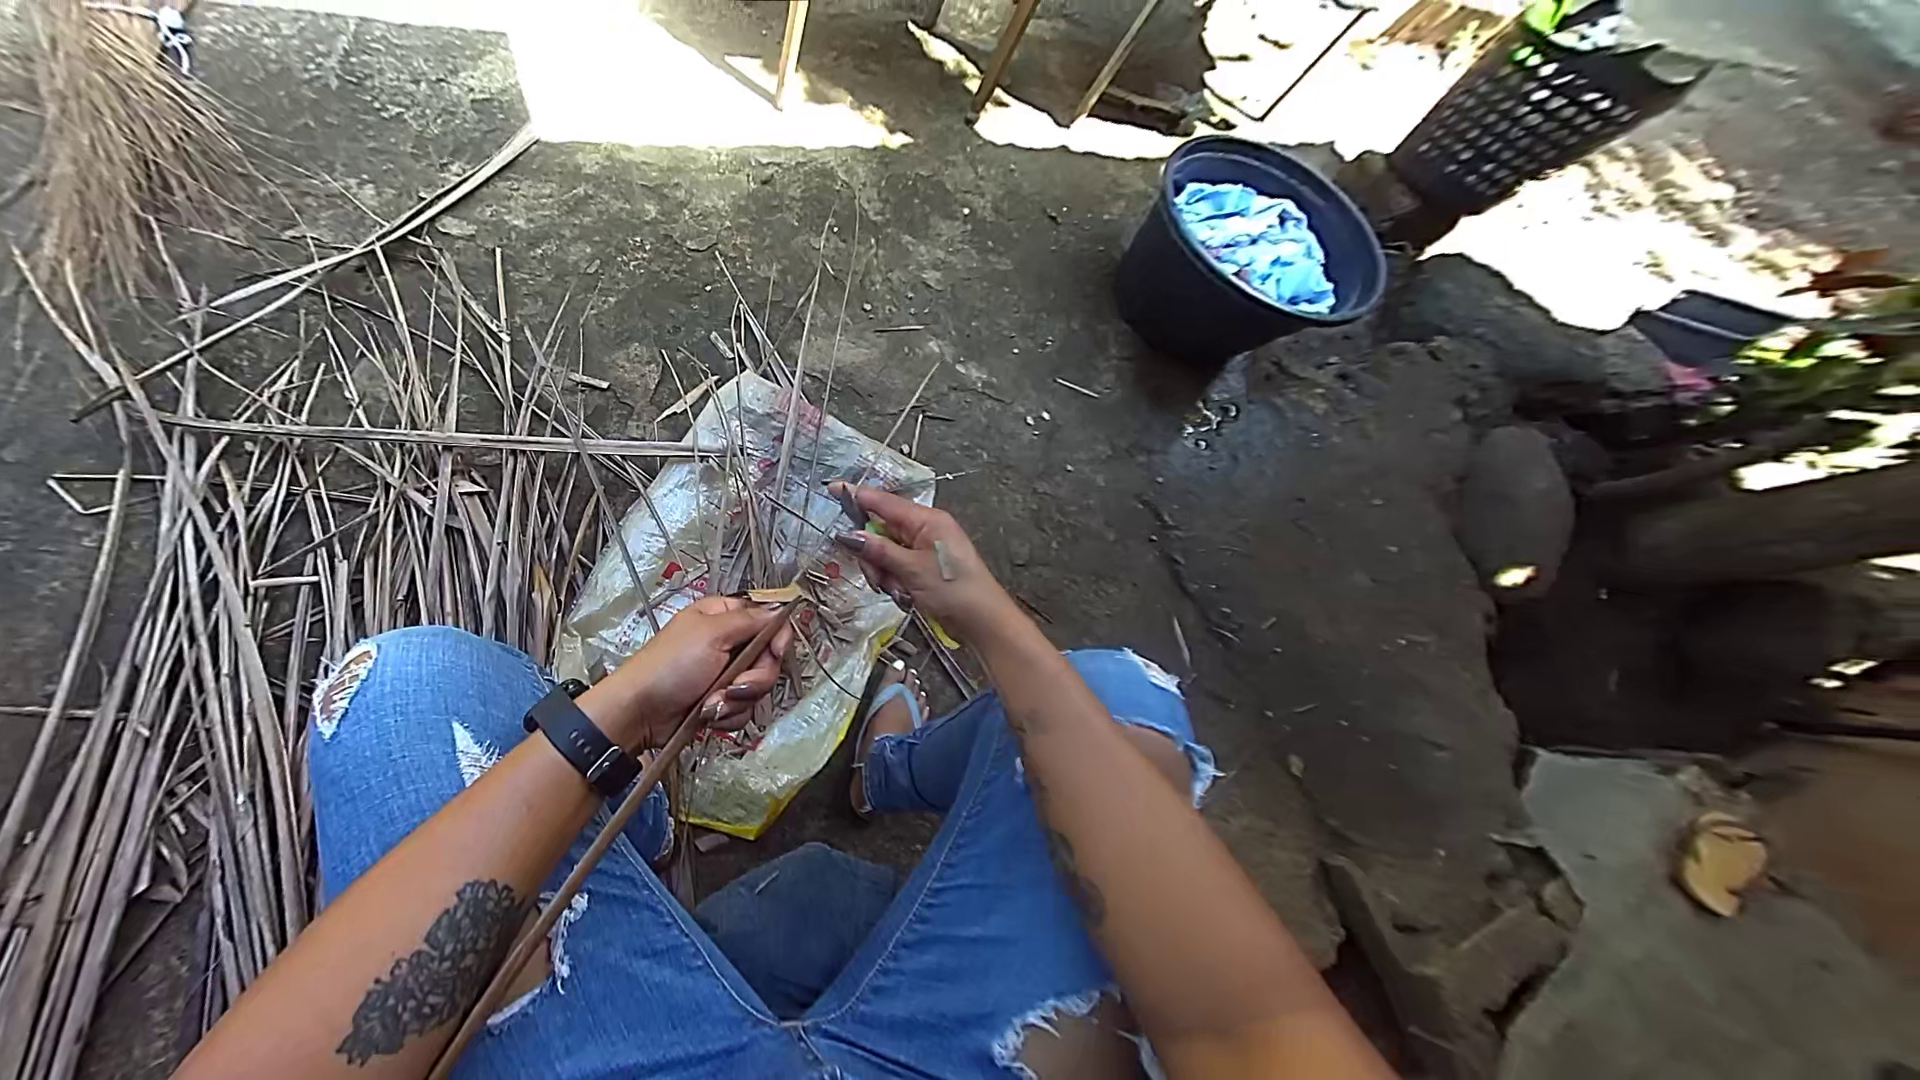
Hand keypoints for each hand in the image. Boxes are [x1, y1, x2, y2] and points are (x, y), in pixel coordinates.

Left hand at [578, 596, 792, 750]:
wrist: (638, 713)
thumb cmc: (669, 666)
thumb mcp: (710, 634)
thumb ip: (749, 620)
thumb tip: (778, 610)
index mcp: (725, 617)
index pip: (770, 620)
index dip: (778, 637)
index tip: (776, 653)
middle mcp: (730, 642)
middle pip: (769, 658)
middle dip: (754, 677)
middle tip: (733, 686)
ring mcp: (726, 673)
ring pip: (759, 686)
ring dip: (738, 698)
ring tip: (711, 703)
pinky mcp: (723, 699)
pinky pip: (746, 707)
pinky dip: (730, 713)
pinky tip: (709, 714)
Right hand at [829, 482, 1019, 643]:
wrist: (982, 621)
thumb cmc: (954, 589)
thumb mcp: (911, 569)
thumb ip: (878, 550)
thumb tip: (848, 535)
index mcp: (926, 520)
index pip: (884, 502)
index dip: (857, 497)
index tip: (832, 490)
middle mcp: (925, 530)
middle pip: (881, 532)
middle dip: (873, 556)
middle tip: (878, 577)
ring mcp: (925, 550)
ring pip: (886, 554)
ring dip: (884, 573)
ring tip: (898, 591)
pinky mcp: (925, 569)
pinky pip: (897, 568)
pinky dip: (895, 582)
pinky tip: (905, 596)